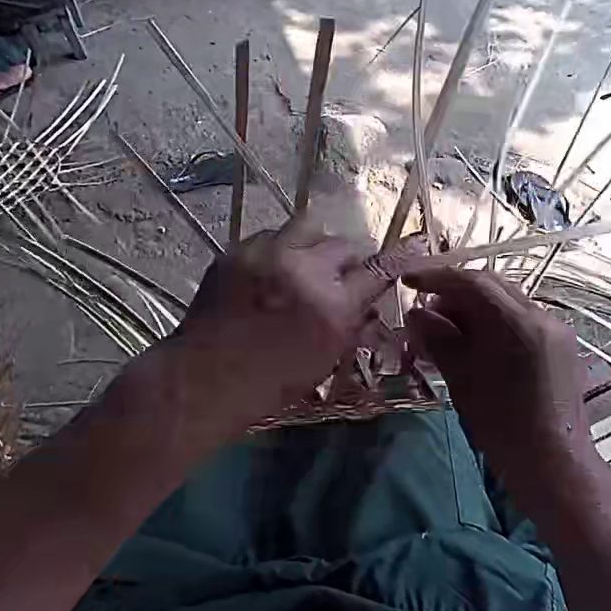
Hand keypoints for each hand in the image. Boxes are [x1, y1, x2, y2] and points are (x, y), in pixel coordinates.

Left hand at [166, 217, 407, 424]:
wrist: (205, 379)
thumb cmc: (271, 383)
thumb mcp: (325, 360)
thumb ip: (352, 326)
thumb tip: (368, 305)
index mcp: (332, 306)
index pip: (378, 270)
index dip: (395, 261)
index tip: (404, 253)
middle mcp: (304, 270)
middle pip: (345, 243)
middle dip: (350, 258)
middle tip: (342, 274)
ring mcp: (267, 254)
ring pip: (308, 227)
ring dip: (315, 245)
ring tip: (305, 264)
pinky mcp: (238, 250)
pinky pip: (271, 235)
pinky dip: (280, 250)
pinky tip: (271, 271)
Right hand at [403, 268, 591, 496]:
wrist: (552, 464)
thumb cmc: (502, 425)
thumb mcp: (462, 378)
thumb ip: (438, 338)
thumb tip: (417, 314)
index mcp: (518, 322)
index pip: (473, 282)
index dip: (437, 277)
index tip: (409, 281)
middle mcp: (542, 316)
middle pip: (492, 287)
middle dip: (455, 294)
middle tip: (427, 316)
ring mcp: (556, 330)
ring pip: (506, 303)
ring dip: (474, 309)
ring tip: (448, 335)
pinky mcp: (561, 346)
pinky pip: (521, 321)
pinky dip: (494, 324)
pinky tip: (476, 347)